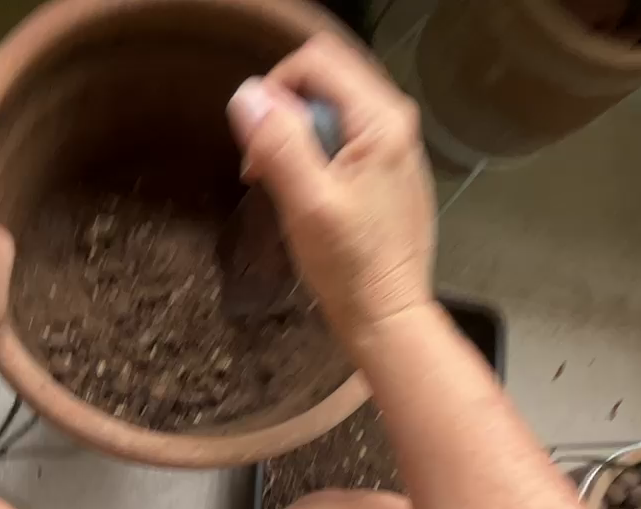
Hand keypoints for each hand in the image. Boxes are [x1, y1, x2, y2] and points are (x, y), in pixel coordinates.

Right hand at [227, 36, 436, 350]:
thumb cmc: (348, 267)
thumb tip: (245, 95)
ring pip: (332, 111)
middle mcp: (394, 120)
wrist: (387, 315)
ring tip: (279, 186)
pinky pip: (343, 141)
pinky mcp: (386, 173)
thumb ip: (279, 145)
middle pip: (325, 81)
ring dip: (295, 138)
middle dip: (283, 114)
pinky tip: (305, 197)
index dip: (274, 90)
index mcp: (380, 118)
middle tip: (262, 167)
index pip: (316, 61)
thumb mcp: (307, 205)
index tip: (254, 142)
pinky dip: (315, 157)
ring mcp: (393, 147)